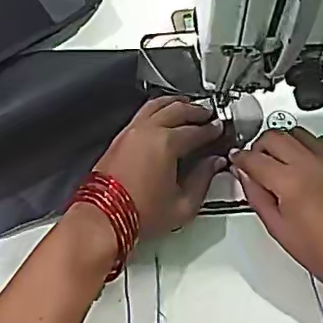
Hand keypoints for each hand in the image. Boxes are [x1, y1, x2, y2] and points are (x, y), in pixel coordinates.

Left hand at [92, 97, 226, 238]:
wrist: (104, 218)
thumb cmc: (136, 213)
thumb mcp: (183, 205)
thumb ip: (203, 180)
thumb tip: (212, 166)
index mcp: (166, 143)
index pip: (196, 130)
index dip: (211, 129)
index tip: (219, 129)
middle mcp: (147, 131)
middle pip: (177, 110)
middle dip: (197, 110)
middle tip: (208, 114)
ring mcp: (130, 132)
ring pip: (156, 105)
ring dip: (175, 104)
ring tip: (187, 107)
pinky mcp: (119, 138)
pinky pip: (142, 113)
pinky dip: (157, 109)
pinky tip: (162, 115)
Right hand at [229, 128, 322, 301]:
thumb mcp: (278, 228)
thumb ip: (257, 196)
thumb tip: (247, 179)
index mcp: (288, 180)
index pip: (253, 157)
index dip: (239, 159)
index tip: (237, 161)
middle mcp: (309, 163)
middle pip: (273, 136)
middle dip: (258, 146)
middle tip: (255, 160)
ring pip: (297, 132)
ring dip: (283, 142)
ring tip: (279, 160)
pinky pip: (321, 141)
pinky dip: (308, 146)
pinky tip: (305, 162)